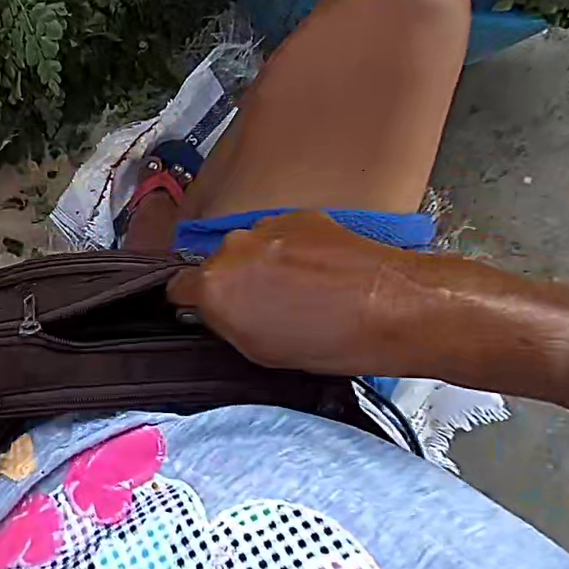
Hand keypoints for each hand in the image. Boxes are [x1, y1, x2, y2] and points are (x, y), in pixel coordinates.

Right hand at [167, 211, 415, 374]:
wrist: (391, 307)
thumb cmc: (332, 339)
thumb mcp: (260, 352)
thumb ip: (225, 325)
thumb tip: (216, 312)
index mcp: (214, 286)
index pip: (177, 287)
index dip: (190, 303)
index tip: (204, 310)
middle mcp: (234, 248)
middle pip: (216, 266)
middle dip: (232, 285)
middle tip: (262, 310)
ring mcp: (267, 227)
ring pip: (249, 249)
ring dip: (262, 266)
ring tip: (298, 293)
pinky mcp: (299, 216)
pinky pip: (279, 236)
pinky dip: (290, 251)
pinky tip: (316, 275)